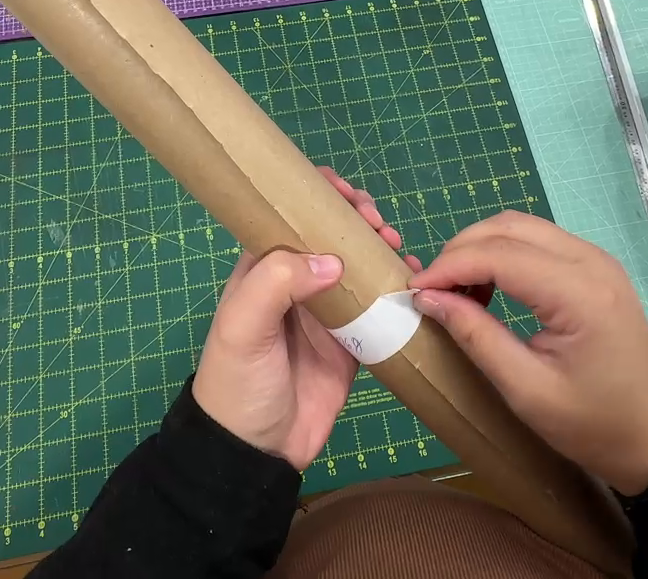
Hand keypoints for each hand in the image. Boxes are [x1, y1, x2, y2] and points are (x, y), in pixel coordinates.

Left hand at [192, 168, 416, 467]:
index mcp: (265, 267)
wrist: (256, 452)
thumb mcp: (242, 325)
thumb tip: (334, 260)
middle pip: (333, 234)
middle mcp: (297, 281)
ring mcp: (328, 310)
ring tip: (395, 246)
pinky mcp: (353, 340)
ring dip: (380, 247)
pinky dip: (397, 287)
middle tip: (377, 224)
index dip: (319, 197)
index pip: (292, 216)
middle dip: (358, 218)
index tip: (348, 194)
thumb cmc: (237, 379)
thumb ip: (278, 283)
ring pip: (360, 263)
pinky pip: (380, 305)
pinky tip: (410, 279)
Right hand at [408, 211, 647, 495]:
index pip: (499, 255)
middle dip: (460, 250)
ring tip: (455, 288)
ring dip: (480, 247)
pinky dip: (502, 251)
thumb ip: (476, 337)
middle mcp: (589, 260)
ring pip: (519, 226)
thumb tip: (427, 299)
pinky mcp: (592, 264)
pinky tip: (488, 285)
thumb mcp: (526, 391)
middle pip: (507, 227)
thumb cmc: (594, 424)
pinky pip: (536, 239)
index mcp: (580, 293)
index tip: (414, 290)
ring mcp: (594, 257)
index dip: (450, 266)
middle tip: (431, 289)